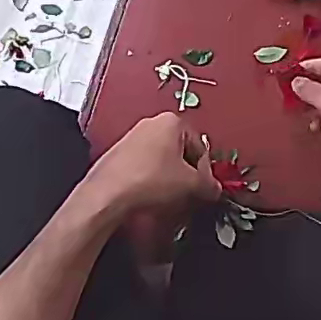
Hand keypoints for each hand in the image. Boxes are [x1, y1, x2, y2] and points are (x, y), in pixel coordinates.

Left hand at [73, 112, 217, 223]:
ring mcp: (133, 137)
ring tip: (170, 198)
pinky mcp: (119, 153)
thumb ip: (208, 185)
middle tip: (189, 192)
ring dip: (170, 177)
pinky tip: (151, 196)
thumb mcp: (189, 184)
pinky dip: (152, 179)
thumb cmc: (148, 180)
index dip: (205, 171)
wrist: (107, 194)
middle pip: (181, 151)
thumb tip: (213, 189)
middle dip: (187, 173)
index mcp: (171, 121)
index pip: (200, 146)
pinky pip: (145, 165)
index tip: (204, 188)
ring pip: (162, 159)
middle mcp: (151, 123)